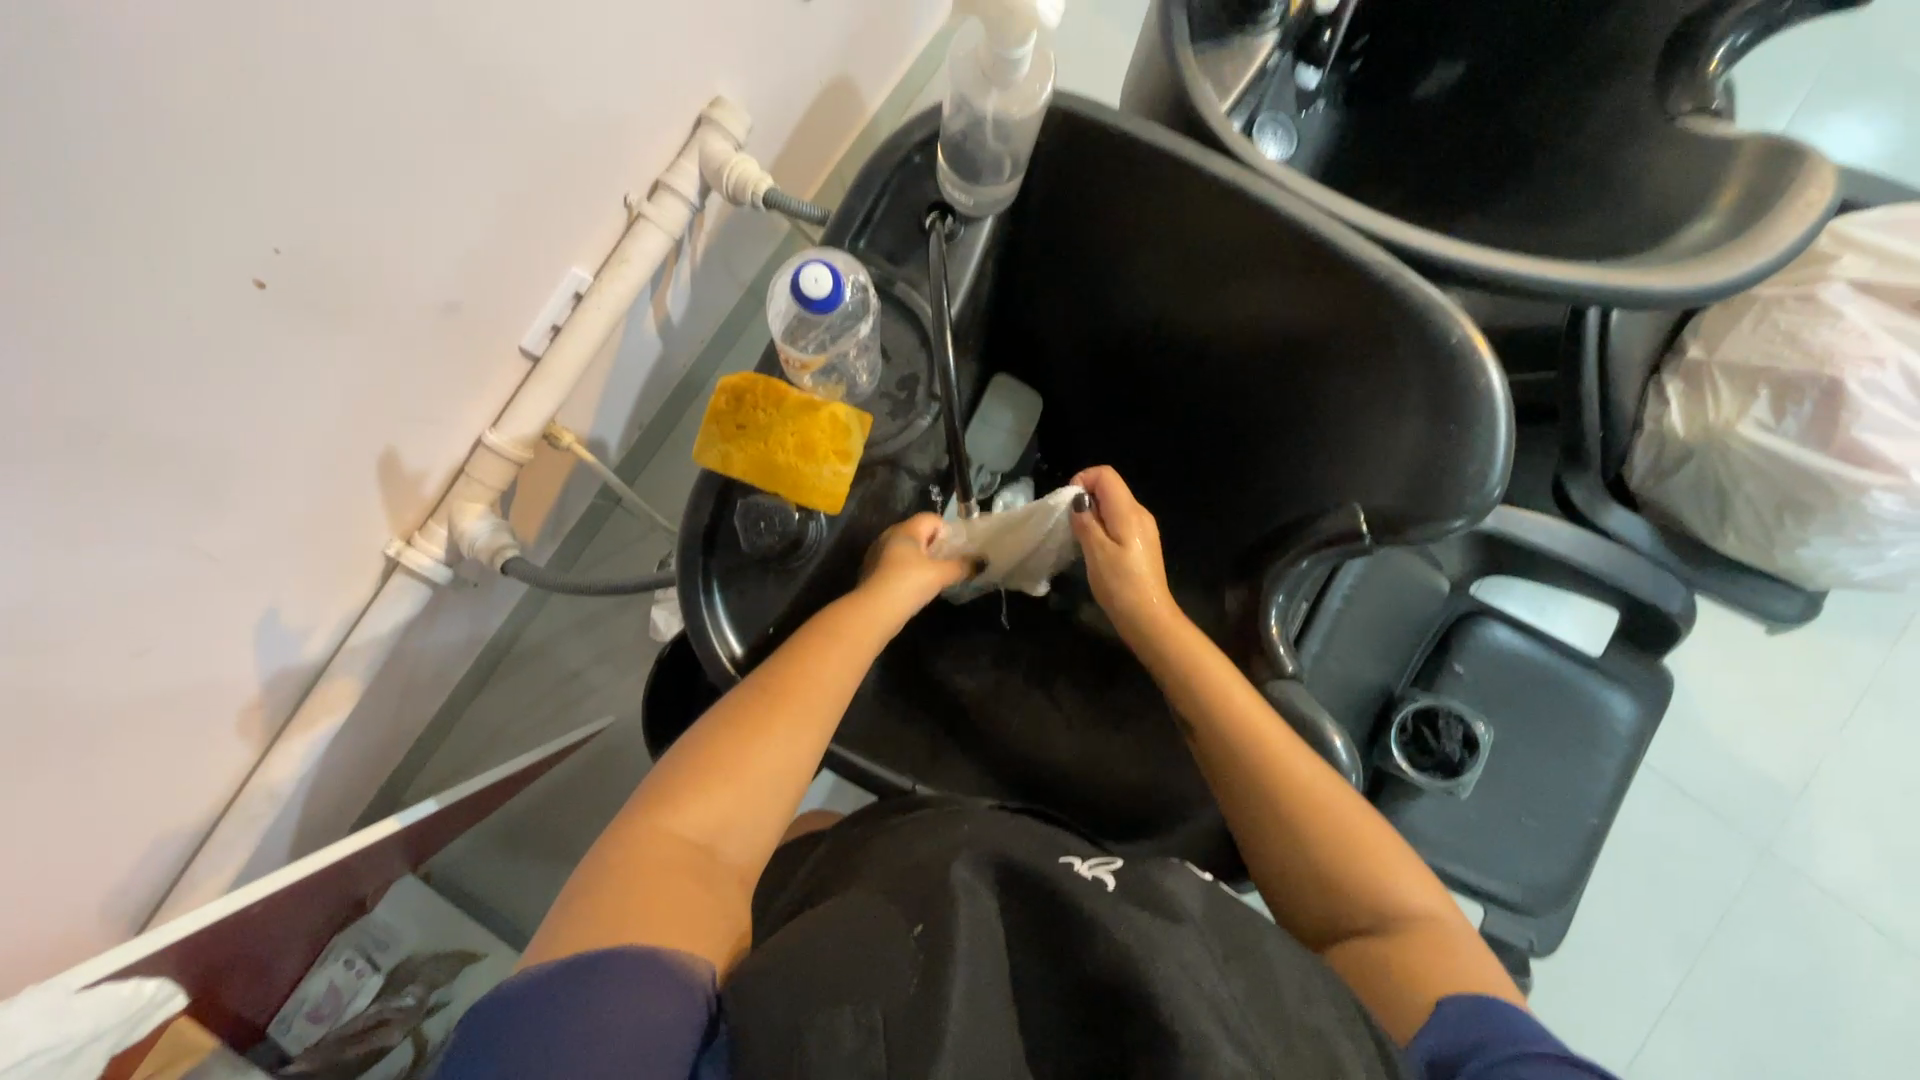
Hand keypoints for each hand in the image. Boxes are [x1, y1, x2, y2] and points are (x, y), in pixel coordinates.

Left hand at [856, 513, 974, 625]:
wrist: (874, 610)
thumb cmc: (909, 583)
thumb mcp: (941, 574)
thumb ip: (963, 566)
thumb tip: (982, 561)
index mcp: (906, 529)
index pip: (931, 518)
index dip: (947, 531)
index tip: (956, 550)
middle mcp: (889, 535)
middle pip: (918, 533)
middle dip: (935, 546)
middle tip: (948, 564)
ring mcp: (877, 553)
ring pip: (905, 550)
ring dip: (920, 560)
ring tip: (933, 578)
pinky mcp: (871, 570)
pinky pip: (895, 563)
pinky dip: (906, 571)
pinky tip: (914, 588)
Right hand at [1069, 466, 1183, 642]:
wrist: (1148, 617)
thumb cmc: (1120, 584)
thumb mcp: (1096, 552)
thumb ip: (1086, 521)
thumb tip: (1078, 500)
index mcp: (1129, 511)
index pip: (1105, 474)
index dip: (1083, 480)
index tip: (1068, 505)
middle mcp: (1140, 513)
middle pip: (1111, 488)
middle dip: (1086, 498)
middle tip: (1071, 525)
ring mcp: (1144, 528)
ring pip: (1114, 506)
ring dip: (1093, 514)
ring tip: (1080, 539)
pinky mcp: (1142, 543)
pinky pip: (1120, 522)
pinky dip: (1103, 527)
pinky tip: (1095, 550)